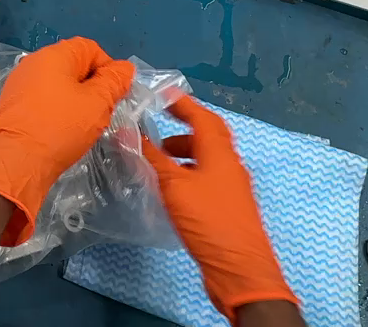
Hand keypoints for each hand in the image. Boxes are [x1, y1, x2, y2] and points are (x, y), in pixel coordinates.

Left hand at [0, 37, 137, 244]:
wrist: (15, 162)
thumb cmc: (59, 128)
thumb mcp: (96, 104)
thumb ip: (113, 82)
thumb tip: (124, 67)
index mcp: (54, 54)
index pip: (90, 48)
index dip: (107, 68)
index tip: (114, 95)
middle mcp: (34, 61)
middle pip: (73, 63)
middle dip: (92, 85)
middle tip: (100, 111)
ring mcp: (20, 81)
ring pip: (58, 81)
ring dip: (74, 97)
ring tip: (82, 123)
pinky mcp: (13, 101)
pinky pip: (42, 96)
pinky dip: (56, 107)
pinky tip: (60, 129)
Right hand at [141, 95, 297, 317]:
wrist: (242, 273)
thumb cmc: (209, 221)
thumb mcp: (174, 187)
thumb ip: (151, 157)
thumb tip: (126, 130)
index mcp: (219, 152)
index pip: (201, 116)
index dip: (182, 102)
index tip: (162, 93)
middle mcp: (229, 164)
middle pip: (209, 133)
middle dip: (186, 122)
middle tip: (162, 118)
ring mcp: (232, 186)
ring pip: (208, 156)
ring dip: (186, 149)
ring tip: (161, 155)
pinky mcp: (229, 206)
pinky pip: (209, 174)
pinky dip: (190, 169)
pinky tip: (174, 185)